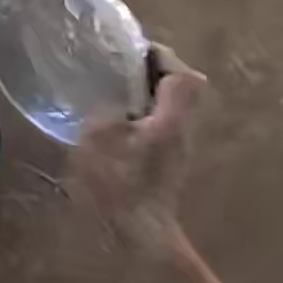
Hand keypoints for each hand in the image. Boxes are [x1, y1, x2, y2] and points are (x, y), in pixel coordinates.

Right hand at [70, 47, 207, 261]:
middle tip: (119, 64)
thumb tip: (105, 94)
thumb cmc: (118, 182)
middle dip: (154, 71)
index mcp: (172, 118)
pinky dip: (139, 112)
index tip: (131, 48)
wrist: (137, 234)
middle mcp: (183, 130)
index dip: (159, 56)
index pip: (181, 74)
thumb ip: (105, 107)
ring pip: (170, 107)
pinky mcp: (164, 163)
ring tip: (111, 84)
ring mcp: (176, 149)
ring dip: (145, 92)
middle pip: (182, 88)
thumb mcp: (99, 135)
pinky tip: (111, 117)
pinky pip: (157, 123)